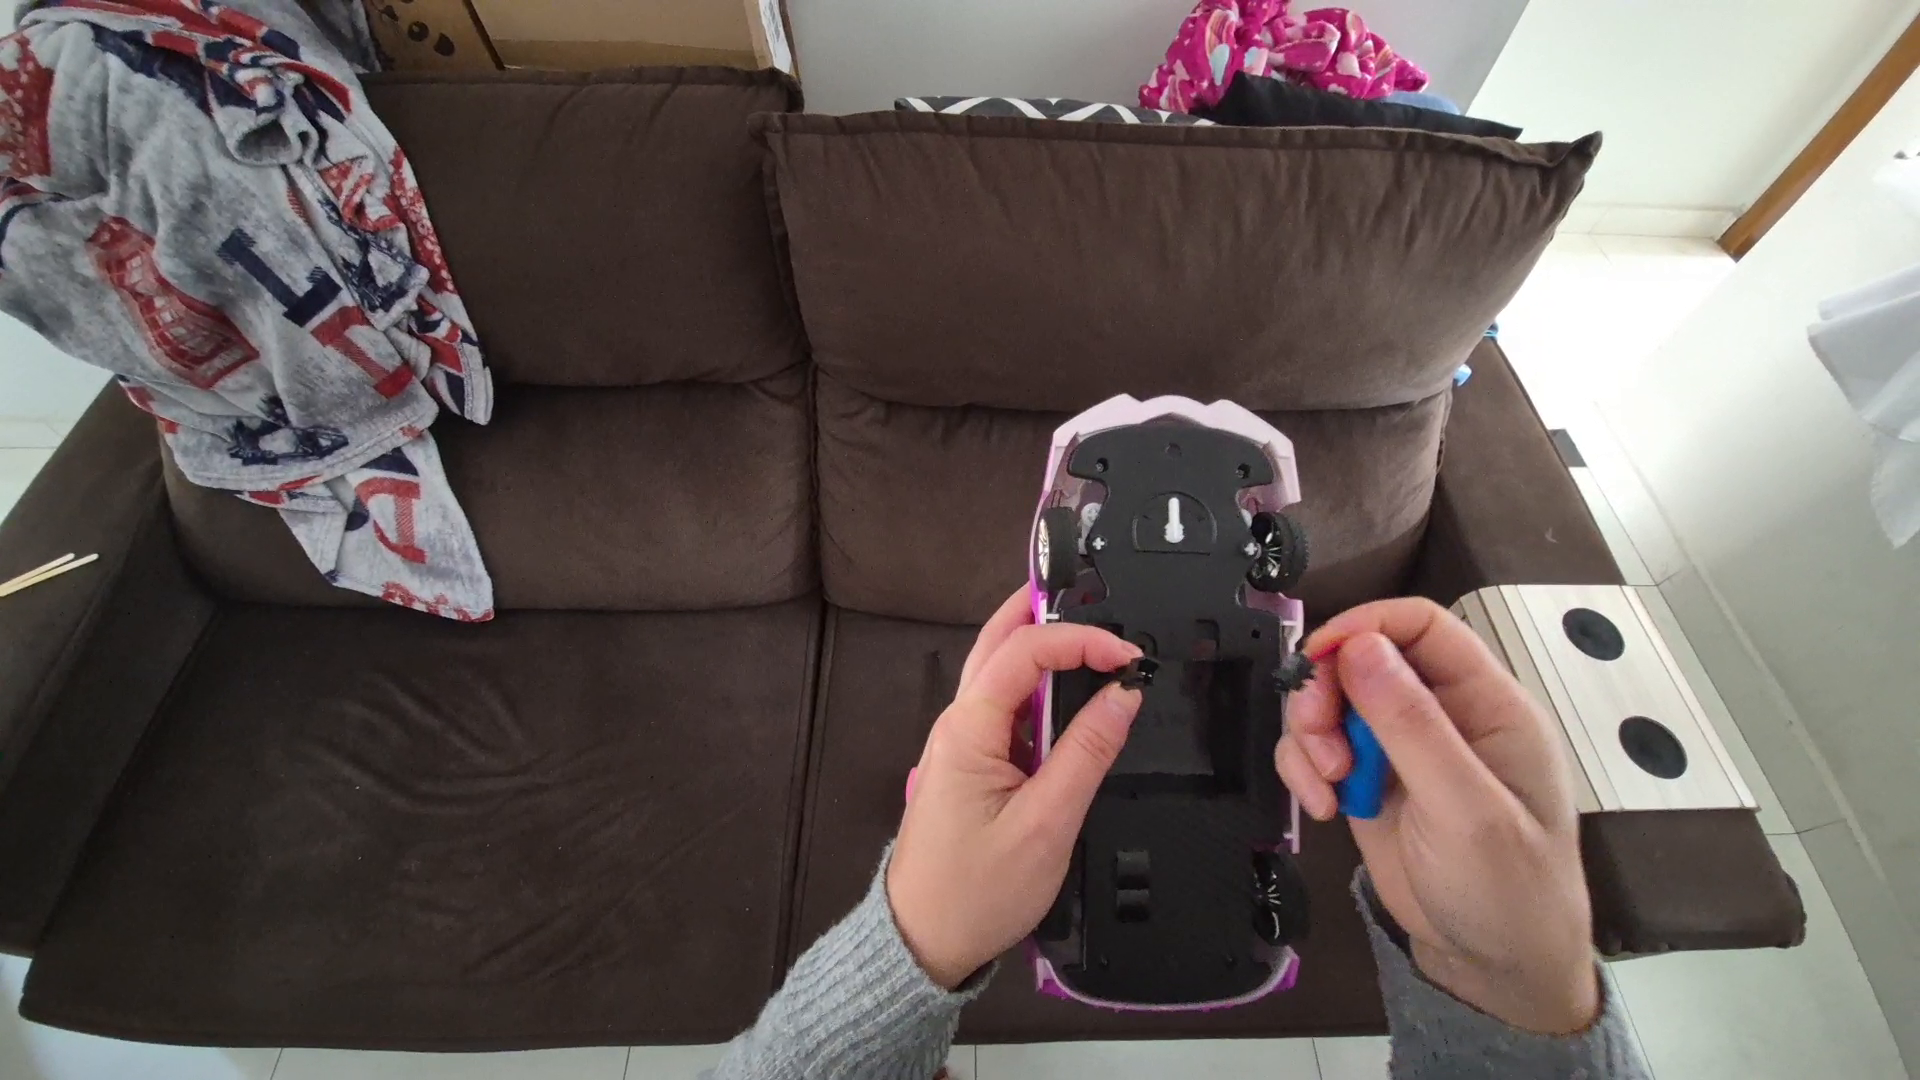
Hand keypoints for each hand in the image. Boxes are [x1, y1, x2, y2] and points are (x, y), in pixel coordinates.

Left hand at [887, 586, 1143, 988]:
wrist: (922, 939)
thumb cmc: (977, 890)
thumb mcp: (1046, 824)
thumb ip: (1087, 752)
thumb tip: (1124, 695)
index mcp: (969, 728)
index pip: (1024, 651)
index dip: (1079, 639)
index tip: (1127, 656)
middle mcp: (959, 720)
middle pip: (998, 641)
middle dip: (1041, 610)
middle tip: (1091, 597)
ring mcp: (961, 737)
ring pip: (999, 668)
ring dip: (1040, 644)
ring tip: (1087, 635)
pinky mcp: (971, 758)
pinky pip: (1004, 704)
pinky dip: (1036, 685)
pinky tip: (1065, 688)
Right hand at [1275, 598, 1598, 1034]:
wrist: (1487, 966)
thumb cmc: (1505, 890)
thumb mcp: (1465, 809)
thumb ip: (1413, 725)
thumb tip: (1358, 645)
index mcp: (1485, 704)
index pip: (1421, 626)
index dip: (1365, 626)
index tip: (1319, 656)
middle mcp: (1437, 713)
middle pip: (1357, 659)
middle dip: (1324, 692)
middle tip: (1315, 735)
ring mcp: (1394, 745)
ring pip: (1326, 700)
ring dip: (1308, 734)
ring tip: (1324, 783)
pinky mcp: (1360, 774)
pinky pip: (1311, 744)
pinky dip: (1301, 767)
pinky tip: (1321, 806)